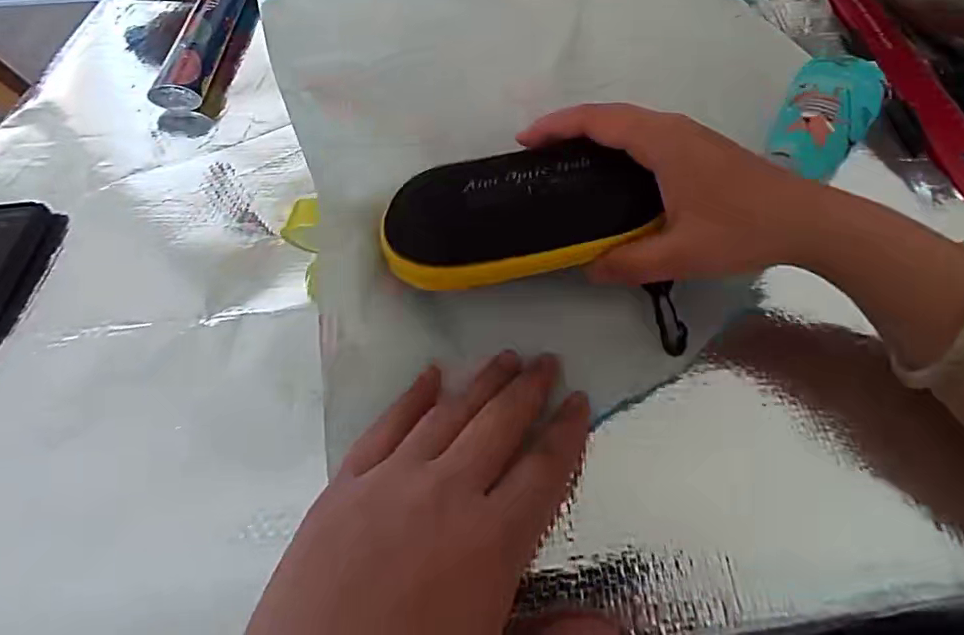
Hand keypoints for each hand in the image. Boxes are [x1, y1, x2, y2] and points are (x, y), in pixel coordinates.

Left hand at [245, 352, 590, 634]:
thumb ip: (554, 634)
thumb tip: (618, 627)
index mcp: (491, 540)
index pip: (544, 468)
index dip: (567, 431)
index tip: (580, 400)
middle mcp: (449, 494)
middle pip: (501, 424)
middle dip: (530, 389)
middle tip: (548, 360)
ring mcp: (393, 482)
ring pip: (451, 413)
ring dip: (483, 381)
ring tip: (506, 357)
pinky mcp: (345, 485)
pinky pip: (387, 426)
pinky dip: (412, 396)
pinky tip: (430, 374)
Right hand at [517, 103, 833, 284]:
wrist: (804, 218)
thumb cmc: (742, 229)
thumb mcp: (682, 254)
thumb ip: (630, 262)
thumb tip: (588, 268)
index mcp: (662, 141)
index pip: (598, 121)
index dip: (558, 126)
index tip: (525, 140)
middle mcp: (672, 127)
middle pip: (611, 114)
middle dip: (570, 125)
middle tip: (537, 150)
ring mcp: (689, 133)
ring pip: (631, 121)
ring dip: (596, 131)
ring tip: (567, 157)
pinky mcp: (700, 146)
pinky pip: (647, 132)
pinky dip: (619, 140)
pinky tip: (615, 170)